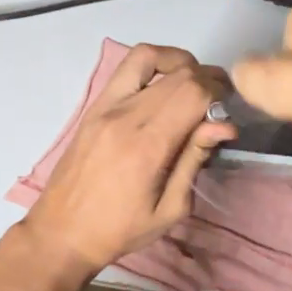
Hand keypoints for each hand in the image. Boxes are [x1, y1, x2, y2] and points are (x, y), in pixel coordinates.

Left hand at [20, 45, 234, 271]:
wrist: (62, 233)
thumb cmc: (120, 230)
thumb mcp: (170, 209)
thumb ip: (195, 160)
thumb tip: (224, 125)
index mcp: (148, 146)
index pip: (194, 93)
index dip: (220, 93)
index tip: (230, 110)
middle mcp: (126, 117)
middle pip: (179, 74)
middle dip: (209, 79)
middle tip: (221, 100)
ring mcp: (106, 106)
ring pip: (150, 57)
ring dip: (181, 63)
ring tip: (194, 84)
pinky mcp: (94, 106)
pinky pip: (126, 68)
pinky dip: (153, 64)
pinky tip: (166, 84)